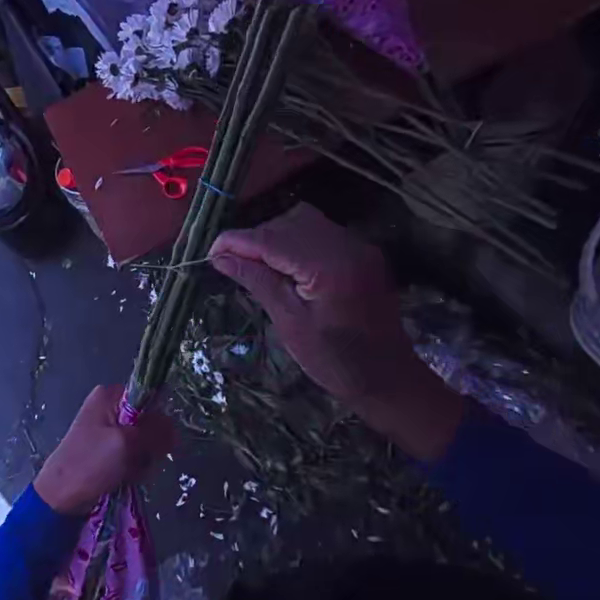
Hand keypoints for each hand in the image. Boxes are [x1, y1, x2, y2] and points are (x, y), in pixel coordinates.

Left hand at [33, 385, 175, 514]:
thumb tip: (174, 429)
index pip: (149, 398)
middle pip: (147, 420)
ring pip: (142, 439)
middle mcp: (108, 406)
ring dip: (141, 458)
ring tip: (129, 472)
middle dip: (148, 444)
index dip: (157, 420)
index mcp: (109, 395)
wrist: (58, 499)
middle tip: (138, 460)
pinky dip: (133, 466)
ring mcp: (106, 428)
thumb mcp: (126, 443)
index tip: (155, 441)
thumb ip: (155, 432)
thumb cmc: (90, 464)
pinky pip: (132, 453)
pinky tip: (125, 477)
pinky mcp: (106, 448)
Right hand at [211, 204, 465, 460]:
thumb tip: (221, 256)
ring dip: (276, 237)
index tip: (210, 252)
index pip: (271, 238)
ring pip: (305, 222)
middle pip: (288, 222)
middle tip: (233, 264)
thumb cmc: (336, 362)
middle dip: (256, 238)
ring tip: (258, 266)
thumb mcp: (290, 324)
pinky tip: (286, 266)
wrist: (389, 378)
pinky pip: (322, 233)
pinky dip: (298, 242)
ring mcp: (358, 246)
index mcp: (328, 265)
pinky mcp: (363, 253)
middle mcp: (346, 244)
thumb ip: (258, 281)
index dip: (237, 241)